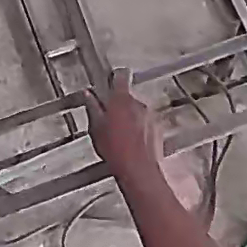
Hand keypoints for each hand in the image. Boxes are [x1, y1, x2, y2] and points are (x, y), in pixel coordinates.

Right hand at [88, 67, 163, 181]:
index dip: (115, 77)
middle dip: (119, 103)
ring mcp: (150, 115)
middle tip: (108, 116)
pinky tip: (130, 140)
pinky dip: (139, 127)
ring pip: (137, 109)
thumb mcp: (96, 128)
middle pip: (128, 95)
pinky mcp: (157, 128)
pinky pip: (145, 122)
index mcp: (121, 99)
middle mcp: (138, 103)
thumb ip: (93, 108)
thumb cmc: (116, 149)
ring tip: (119, 132)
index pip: (121, 76)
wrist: (138, 170)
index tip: (111, 80)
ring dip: (130, 116)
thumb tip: (89, 96)